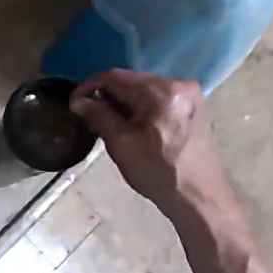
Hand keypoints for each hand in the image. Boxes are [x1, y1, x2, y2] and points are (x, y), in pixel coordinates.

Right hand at [70, 69, 241, 223]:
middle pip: (131, 80)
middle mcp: (179, 83)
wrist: (199, 196)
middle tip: (89, 116)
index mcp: (161, 91)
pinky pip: (158, 97)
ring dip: (123, 102)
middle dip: (107, 95)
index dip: (89, 86)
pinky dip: (140, 107)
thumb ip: (99, 116)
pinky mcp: (193, 106)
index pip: (115, 76)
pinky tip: (132, 125)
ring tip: (109, 123)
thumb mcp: (121, 144)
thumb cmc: (158, 172)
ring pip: (144, 88)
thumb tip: (79, 101)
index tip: (73, 103)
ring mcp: (190, 94)